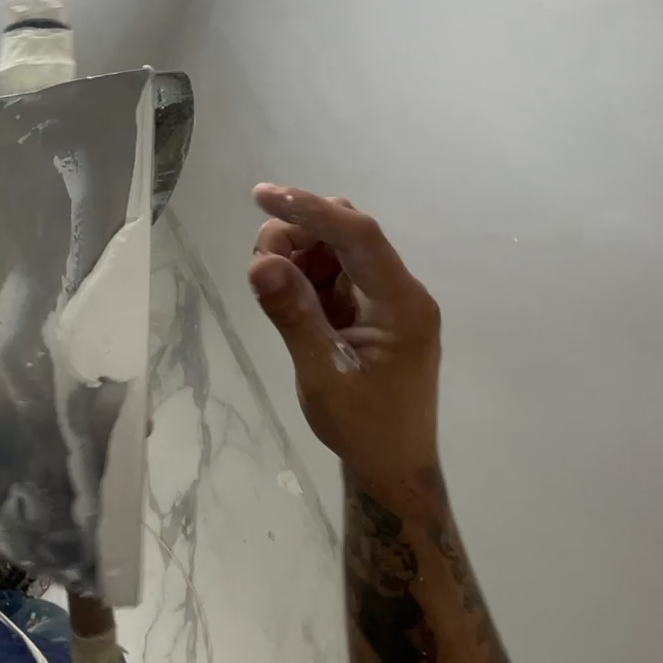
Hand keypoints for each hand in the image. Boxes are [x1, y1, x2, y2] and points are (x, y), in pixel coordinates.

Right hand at [246, 185, 441, 497]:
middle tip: (260, 268)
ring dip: (295, 252)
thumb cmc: (364, 428)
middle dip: (296, 233)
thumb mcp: (323, 375)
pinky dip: (300, 272)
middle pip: (345, 233)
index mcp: (402, 303)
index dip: (310, 208)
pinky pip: (330, 272)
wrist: (392, 467)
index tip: (262, 195)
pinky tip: (283, 292)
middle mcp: (398, 291)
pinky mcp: (366, 310)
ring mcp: (382, 299)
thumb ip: (293, 316)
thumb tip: (260, 263)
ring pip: (334, 248)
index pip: (358, 234)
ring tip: (269, 287)